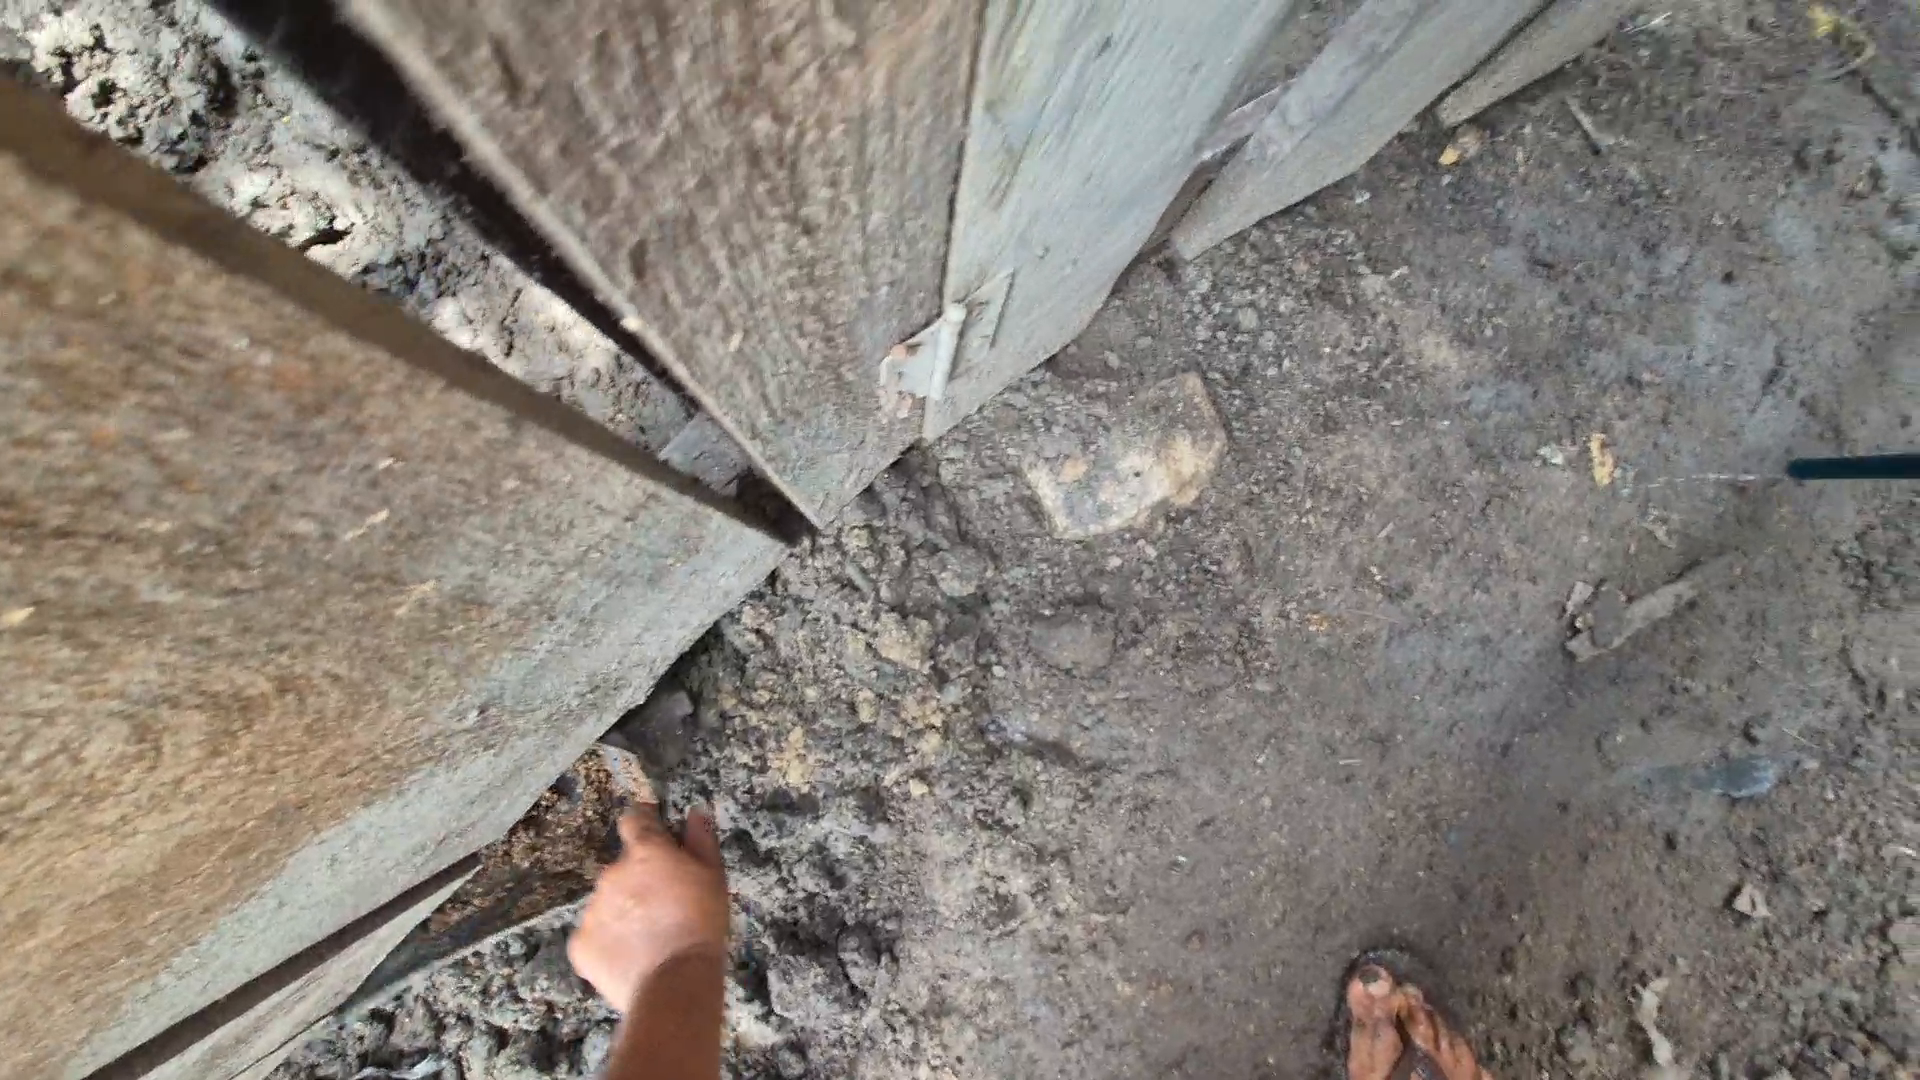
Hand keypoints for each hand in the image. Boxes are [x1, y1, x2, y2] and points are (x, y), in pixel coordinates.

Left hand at [568, 805, 728, 1012]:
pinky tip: (631, 951)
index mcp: (645, 852)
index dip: (644, 822)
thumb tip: (694, 813)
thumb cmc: (702, 920)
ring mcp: (592, 909)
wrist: (675, 981)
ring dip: (624, 907)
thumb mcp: (713, 874)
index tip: (655, 831)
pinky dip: (609, 936)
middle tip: (663, 900)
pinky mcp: (580, 943)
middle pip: (624, 865)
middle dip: (639, 876)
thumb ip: (701, 838)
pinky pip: (595, 931)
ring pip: (609, 899)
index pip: (634, 819)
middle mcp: (612, 873)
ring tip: (649, 932)